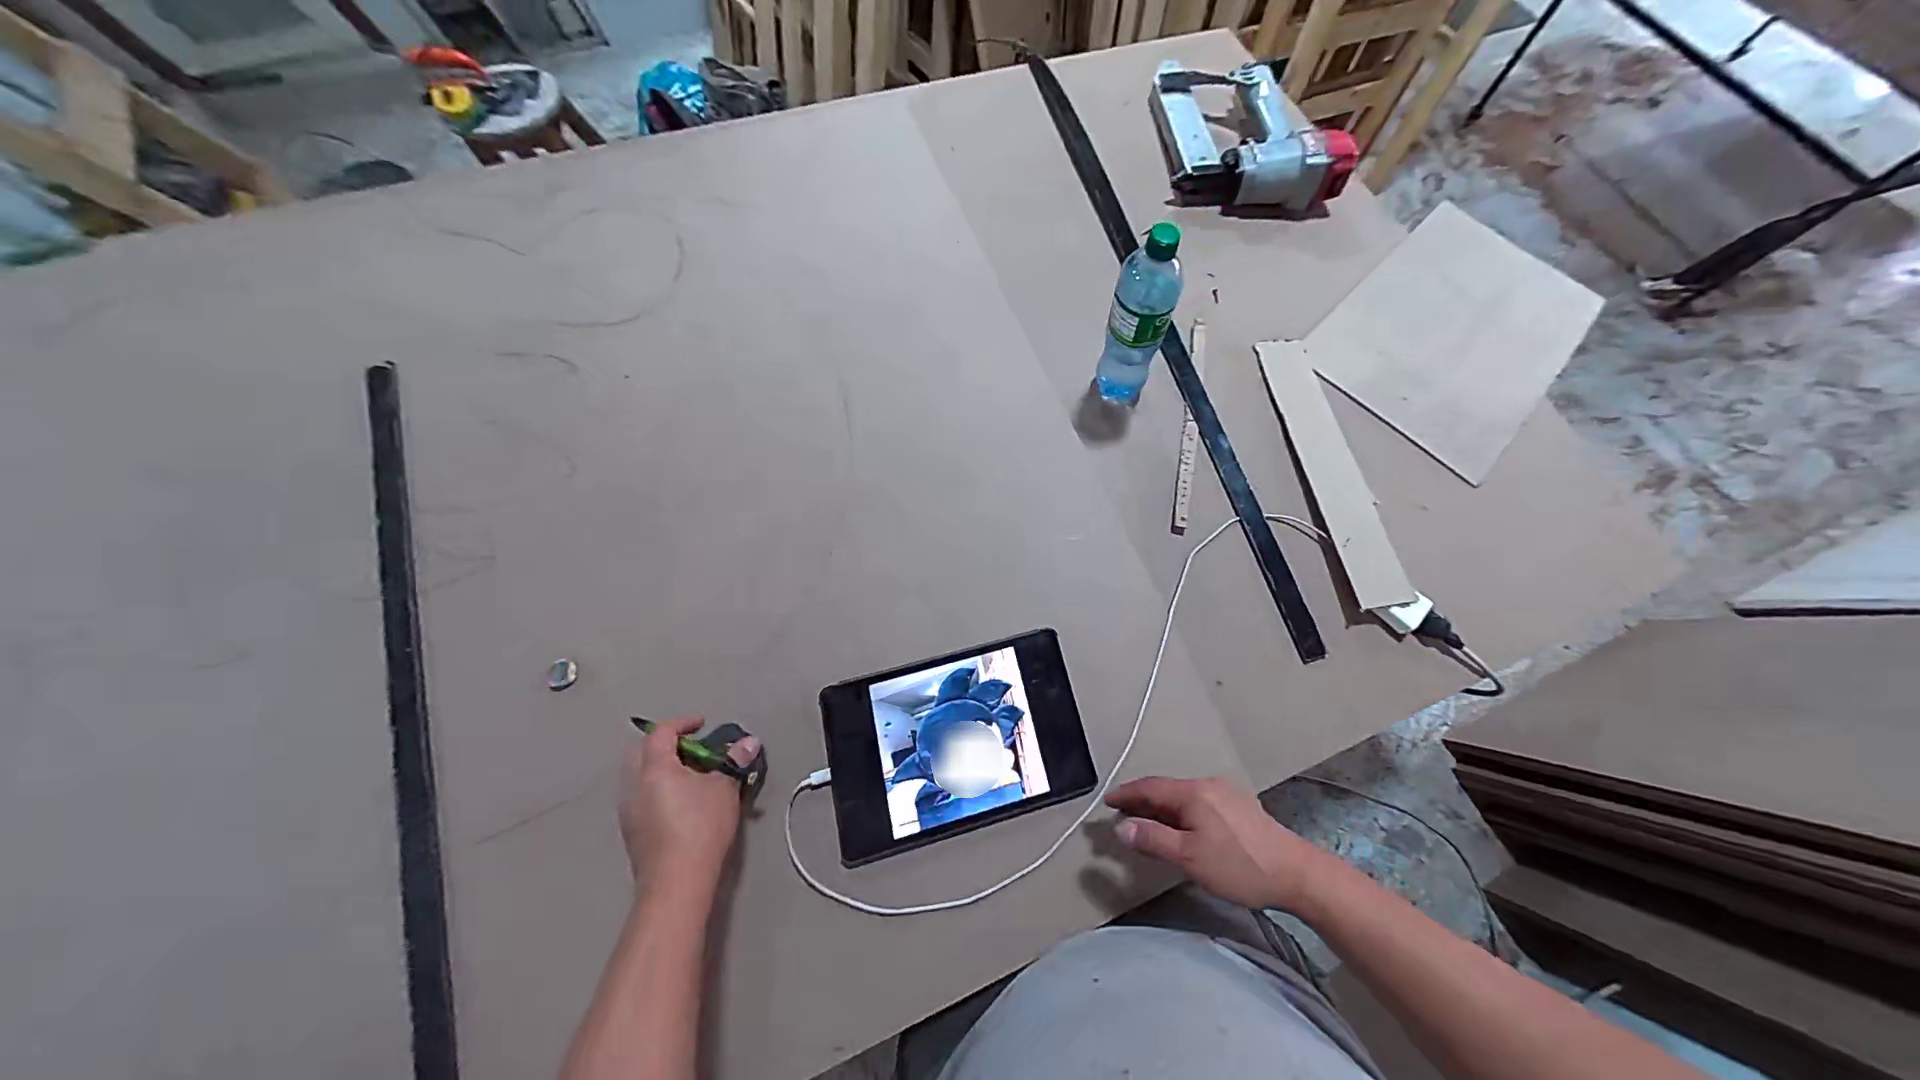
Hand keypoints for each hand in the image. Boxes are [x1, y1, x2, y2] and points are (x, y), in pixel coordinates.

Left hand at [619, 717, 761, 894]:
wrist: (676, 881)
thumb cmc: (700, 826)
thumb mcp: (724, 788)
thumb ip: (733, 761)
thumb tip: (748, 743)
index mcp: (653, 768)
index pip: (661, 732)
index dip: (682, 723)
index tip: (701, 724)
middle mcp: (634, 785)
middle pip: (643, 751)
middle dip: (666, 744)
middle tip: (693, 749)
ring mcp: (629, 810)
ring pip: (640, 776)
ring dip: (661, 768)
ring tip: (690, 776)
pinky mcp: (632, 832)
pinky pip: (642, 797)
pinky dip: (658, 789)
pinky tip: (681, 803)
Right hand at [1106, 775, 1341, 912]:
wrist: (1297, 874)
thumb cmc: (1241, 867)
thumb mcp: (1189, 858)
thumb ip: (1153, 840)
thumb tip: (1123, 828)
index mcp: (1193, 793)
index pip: (1149, 787)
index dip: (1126, 794)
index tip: (1108, 801)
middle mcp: (1209, 785)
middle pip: (1166, 789)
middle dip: (1142, 801)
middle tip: (1123, 814)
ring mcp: (1227, 794)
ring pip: (1183, 795)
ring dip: (1162, 807)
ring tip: (1147, 823)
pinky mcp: (1240, 806)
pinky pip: (1198, 801)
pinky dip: (1181, 811)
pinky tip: (1181, 827)